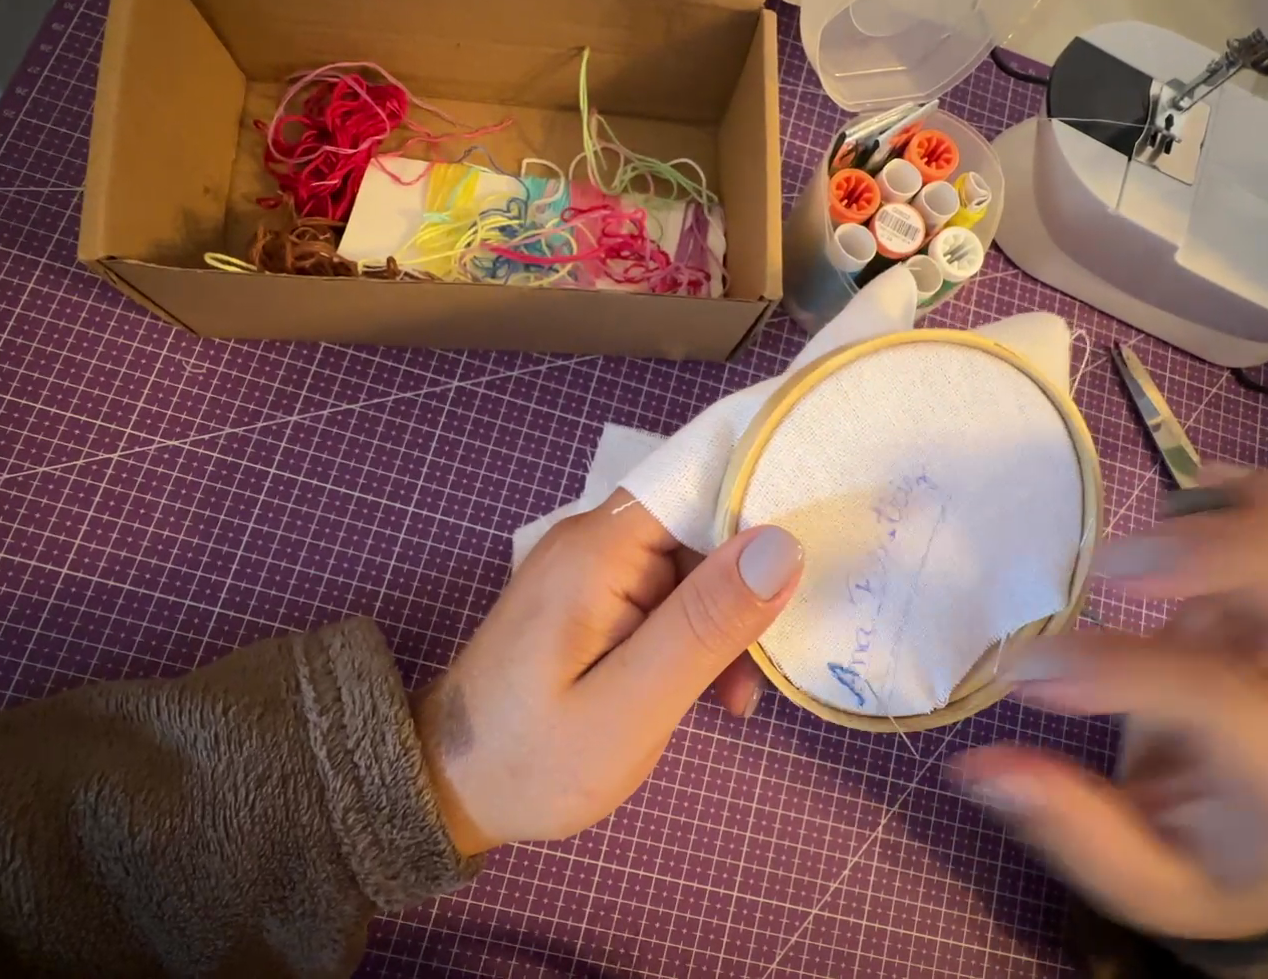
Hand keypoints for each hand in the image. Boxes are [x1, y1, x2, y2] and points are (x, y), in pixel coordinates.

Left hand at [414, 489, 802, 854]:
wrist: (449, 790)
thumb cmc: (534, 759)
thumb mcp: (631, 705)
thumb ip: (705, 624)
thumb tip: (780, 544)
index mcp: (599, 547)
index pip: (695, 477)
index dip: (759, 491)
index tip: (818, 533)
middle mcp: (595, 539)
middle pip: (700, 526)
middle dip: (746, 586)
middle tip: (766, 663)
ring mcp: (594, 569)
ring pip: (691, 566)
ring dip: (725, 622)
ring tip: (734, 696)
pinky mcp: (595, 598)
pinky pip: (666, 595)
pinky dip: (696, 635)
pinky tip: (708, 690)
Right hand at [950, 468, 1267, 941]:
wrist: (1266, 853)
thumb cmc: (1200, 868)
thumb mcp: (1140, 882)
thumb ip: (1070, 825)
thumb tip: (981, 767)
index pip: (1218, 699)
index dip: (1118, 668)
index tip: (1024, 672)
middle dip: (1218, 559)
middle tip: (1111, 565)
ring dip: (1246, 518)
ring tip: (1160, 513)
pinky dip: (1260, 502)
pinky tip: (1195, 493)